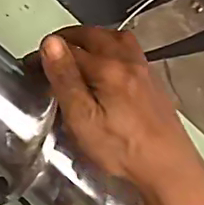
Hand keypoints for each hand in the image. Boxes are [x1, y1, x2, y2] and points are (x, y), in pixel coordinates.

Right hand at [39, 27, 203, 200]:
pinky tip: (109, 65)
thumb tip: (51, 44)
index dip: (47, 53)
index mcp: (108, 68)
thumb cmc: (125, 150)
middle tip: (53, 48)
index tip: (34, 63)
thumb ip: (65, 79)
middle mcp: (128, 63)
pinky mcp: (154, 84)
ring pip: (116, 38)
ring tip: (79, 48)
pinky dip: (113, 49)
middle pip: (94, 35)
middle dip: (69, 37)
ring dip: (94, 38)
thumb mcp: (82, 119)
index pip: (69, 47)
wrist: (168, 169)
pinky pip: (131, 52)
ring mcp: (144, 71)